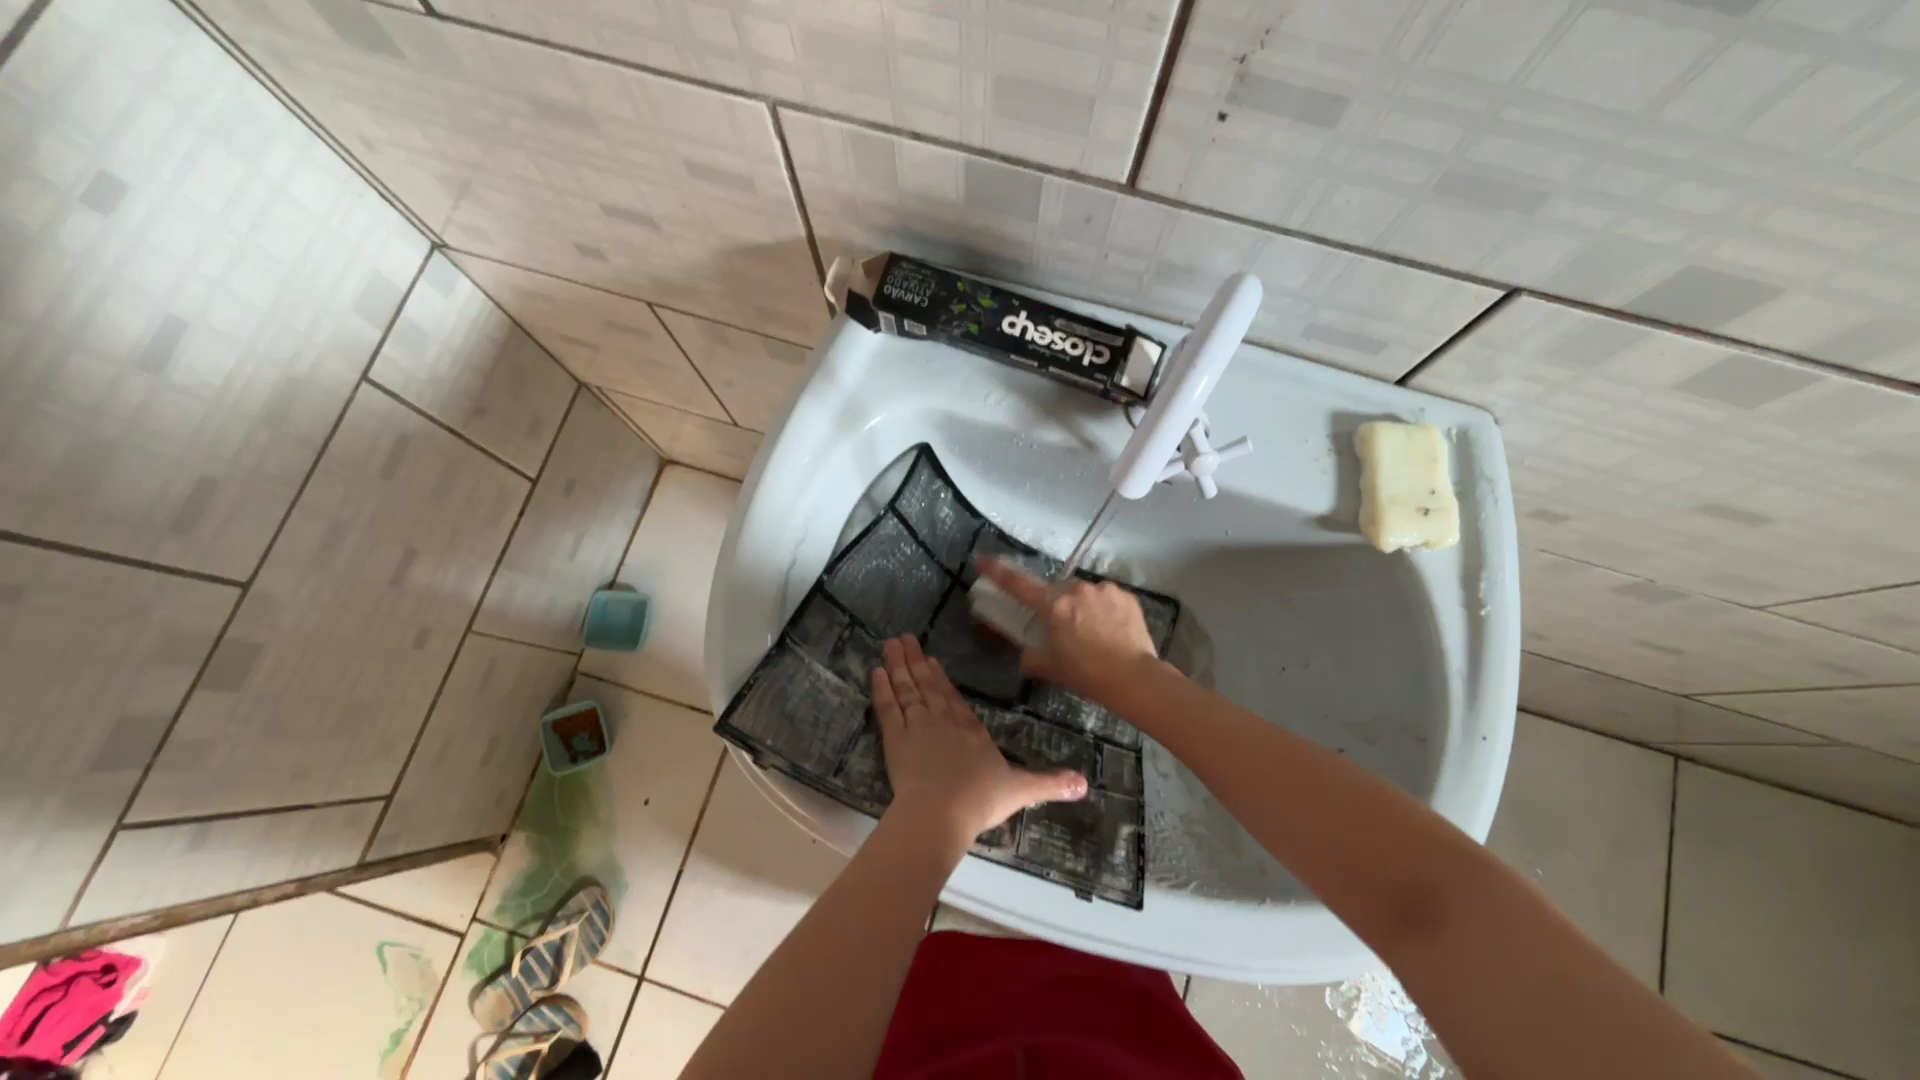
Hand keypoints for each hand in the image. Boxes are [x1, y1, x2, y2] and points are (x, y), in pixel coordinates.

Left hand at [871, 635, 1086, 848]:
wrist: (942, 813)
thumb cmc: (981, 800)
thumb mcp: (1021, 791)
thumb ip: (1050, 784)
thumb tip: (1085, 784)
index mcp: (972, 731)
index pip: (954, 699)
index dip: (942, 680)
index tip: (931, 660)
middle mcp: (944, 722)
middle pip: (928, 686)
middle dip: (915, 662)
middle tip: (903, 638)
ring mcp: (918, 727)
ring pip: (907, 690)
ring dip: (898, 666)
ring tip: (889, 645)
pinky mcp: (896, 738)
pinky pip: (888, 708)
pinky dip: (881, 689)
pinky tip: (875, 672)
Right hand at [977, 556, 1158, 702]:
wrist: (1134, 678)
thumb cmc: (1087, 674)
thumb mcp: (1049, 667)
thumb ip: (1030, 656)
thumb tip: (1026, 653)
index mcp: (1054, 606)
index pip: (1019, 584)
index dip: (998, 571)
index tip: (982, 560)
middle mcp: (1078, 590)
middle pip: (1056, 591)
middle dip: (1054, 604)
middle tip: (1061, 629)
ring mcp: (1104, 591)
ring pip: (1083, 593)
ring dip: (1081, 607)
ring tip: (1091, 633)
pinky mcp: (1126, 597)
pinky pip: (1106, 599)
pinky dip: (1103, 610)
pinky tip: (1110, 631)